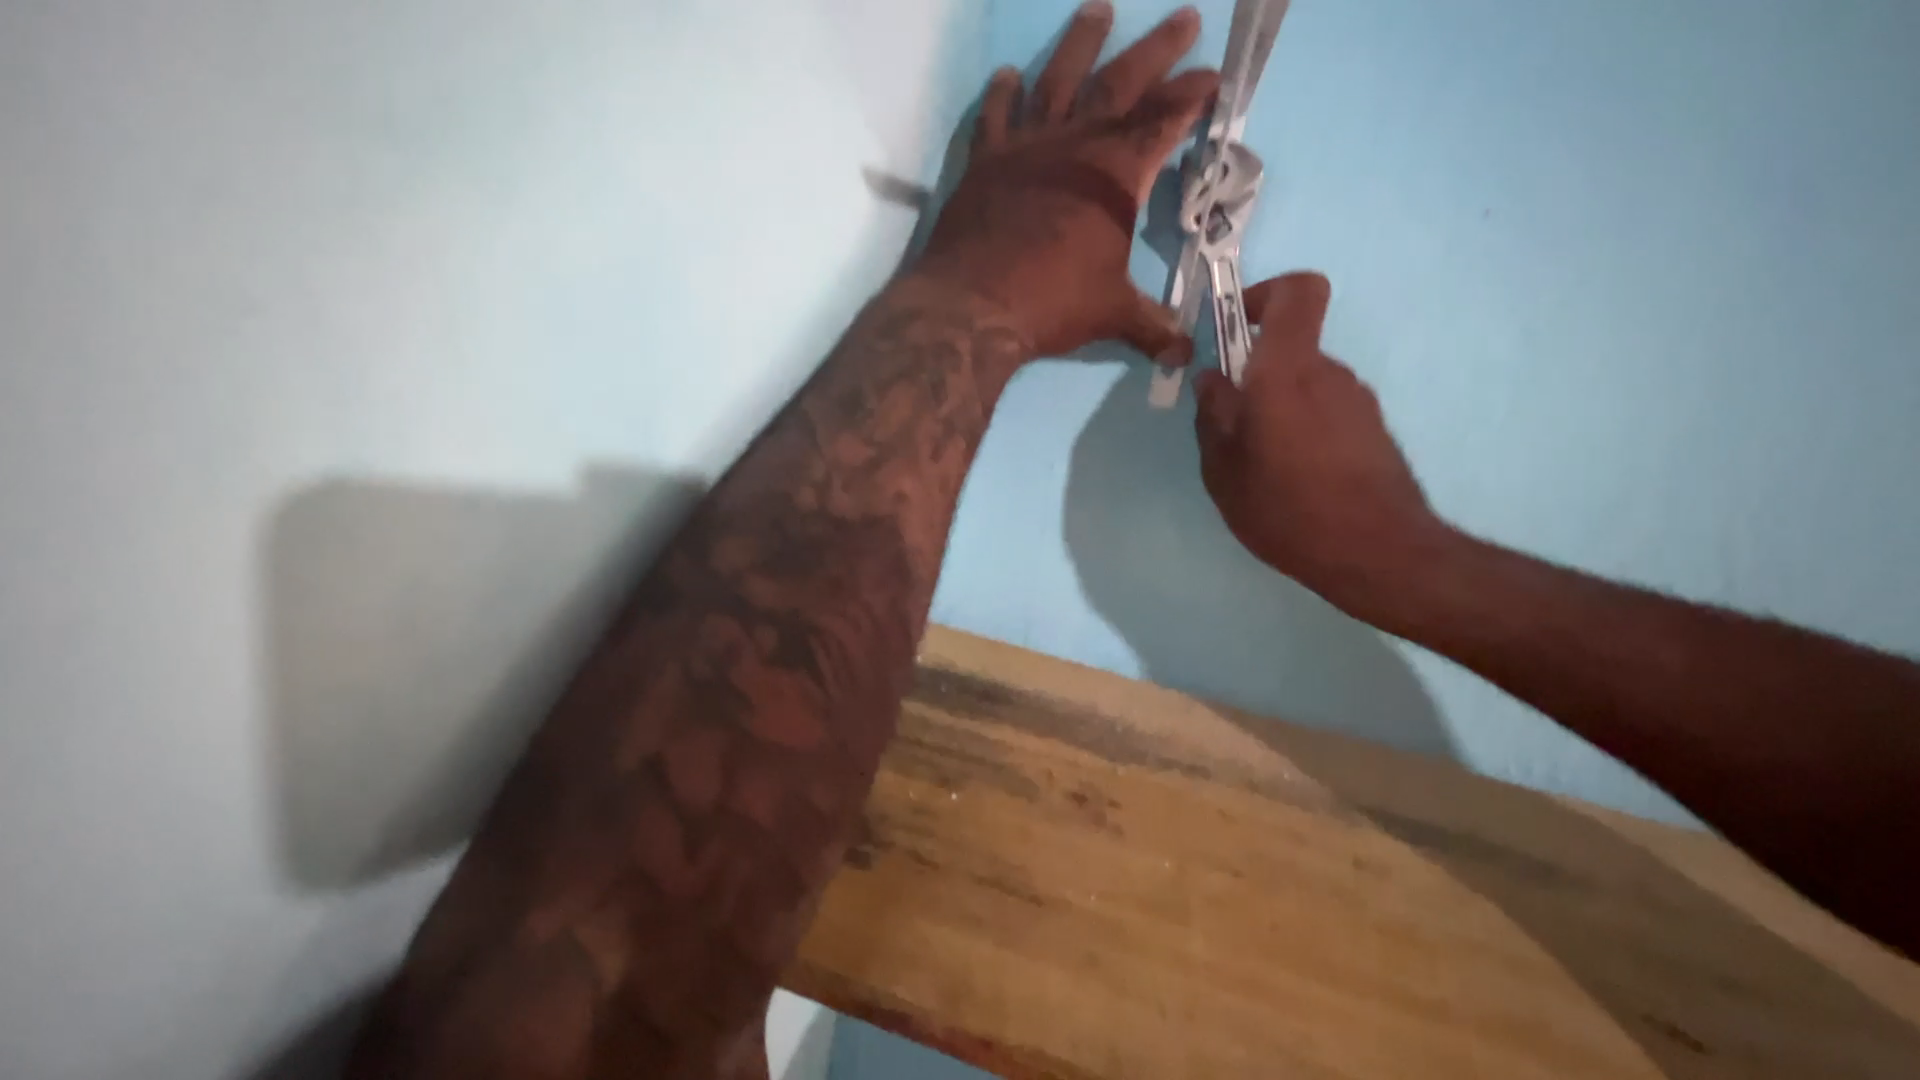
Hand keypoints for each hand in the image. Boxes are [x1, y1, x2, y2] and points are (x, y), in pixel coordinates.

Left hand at [913, 3, 1217, 361]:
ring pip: (1058, 79)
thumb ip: (1150, 326)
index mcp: (1116, 174)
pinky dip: (1003, 95)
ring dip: (1080, 43)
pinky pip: (995, 117)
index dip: (1193, 96)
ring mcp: (1026, 148)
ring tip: (1097, 10)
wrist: (972, 305)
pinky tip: (1007, 76)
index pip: (1165, 121)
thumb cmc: (1052, 303)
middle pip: (1122, 82)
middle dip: (1158, 49)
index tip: (1214, 76)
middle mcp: (1074, 145)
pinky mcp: (984, 163)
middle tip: (1185, 17)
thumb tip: (1185, 353)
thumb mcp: (1112, 314)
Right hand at [1194, 273, 1452, 612]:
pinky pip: (1327, 414)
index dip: (1265, 295)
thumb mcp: (1224, 470)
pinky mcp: (1374, 432)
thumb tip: (1212, 379)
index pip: (1297, 292)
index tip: (1235, 327)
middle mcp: (1329, 373)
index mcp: (1287, 370)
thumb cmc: (1288, 509)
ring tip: (1263, 467)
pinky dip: (1305, 432)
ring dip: (1280, 410)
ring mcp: (1358, 402)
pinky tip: (1295, 482)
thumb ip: (1213, 417)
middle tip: (1231, 428)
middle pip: (1290, 351)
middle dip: (1256, 377)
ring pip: (1306, 386)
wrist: (1377, 554)